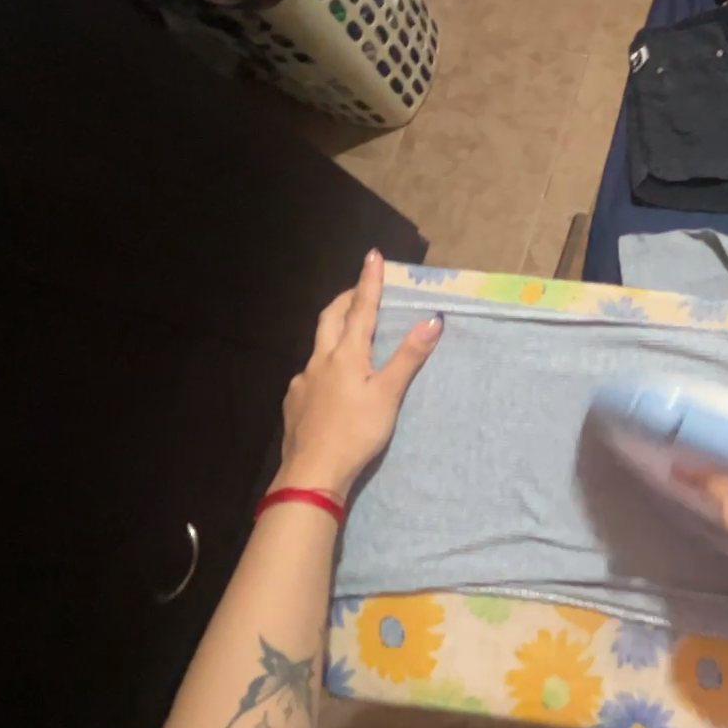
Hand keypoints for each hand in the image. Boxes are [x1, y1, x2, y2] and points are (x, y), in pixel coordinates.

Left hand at [272, 249, 441, 498]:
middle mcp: (319, 360)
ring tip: (351, 334)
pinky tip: (333, 382)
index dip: (368, 282)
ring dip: (335, 331)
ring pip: (319, 346)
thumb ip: (408, 357)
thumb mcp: (389, 394)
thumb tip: (432, 320)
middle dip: (346, 299)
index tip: (372, 255)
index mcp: (345, 355)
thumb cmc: (356, 431)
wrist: (312, 473)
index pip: (361, 309)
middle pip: (330, 319)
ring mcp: (303, 381)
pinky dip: (326, 363)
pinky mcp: (295, 402)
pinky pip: (311, 372)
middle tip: (360, 289)